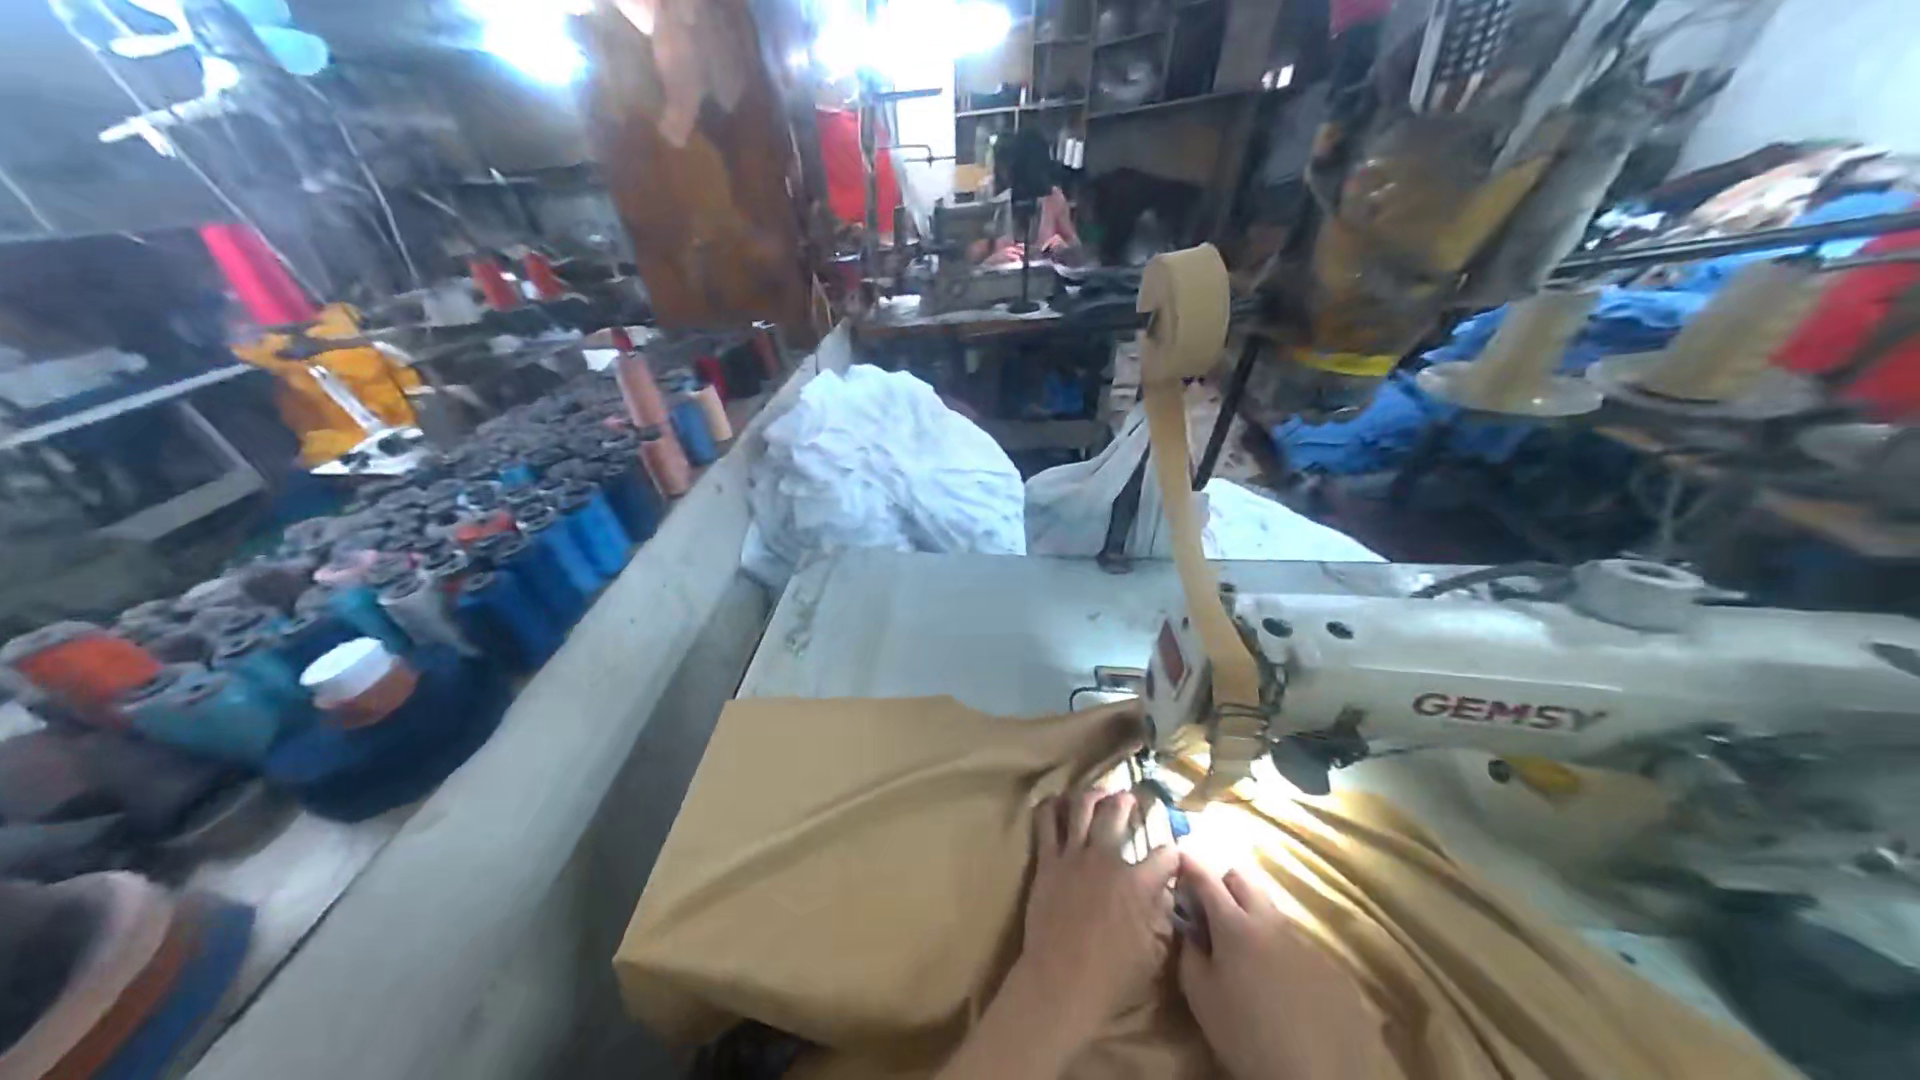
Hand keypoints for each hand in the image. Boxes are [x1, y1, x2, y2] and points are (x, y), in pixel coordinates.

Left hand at [1019, 790, 1179, 1030]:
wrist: (1061, 979)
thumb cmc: (1112, 976)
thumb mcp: (1154, 953)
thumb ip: (1162, 917)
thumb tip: (1166, 895)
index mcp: (1138, 883)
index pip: (1164, 855)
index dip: (1172, 853)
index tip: (1172, 853)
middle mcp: (1106, 858)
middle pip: (1117, 814)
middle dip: (1127, 802)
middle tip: (1130, 799)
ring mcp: (1074, 856)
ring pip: (1082, 808)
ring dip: (1093, 794)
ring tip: (1099, 792)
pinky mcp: (1047, 860)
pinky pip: (1047, 822)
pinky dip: (1052, 806)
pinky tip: (1056, 800)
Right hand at [1177, 854, 1398, 1079]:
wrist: (1317, 1077)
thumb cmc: (1245, 1034)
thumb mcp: (1200, 996)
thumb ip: (1188, 951)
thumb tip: (1189, 928)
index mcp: (1234, 924)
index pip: (1206, 877)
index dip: (1189, 863)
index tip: (1179, 856)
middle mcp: (1270, 922)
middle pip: (1244, 879)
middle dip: (1224, 883)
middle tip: (1212, 909)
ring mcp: (1304, 941)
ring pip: (1271, 910)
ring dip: (1253, 918)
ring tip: (1247, 953)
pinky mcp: (1329, 966)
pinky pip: (1296, 941)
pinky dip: (1280, 948)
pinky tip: (1280, 982)